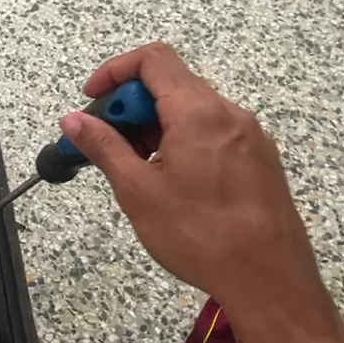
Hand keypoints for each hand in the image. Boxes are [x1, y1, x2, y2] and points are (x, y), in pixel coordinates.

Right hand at [60, 42, 326, 309]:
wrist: (270, 282)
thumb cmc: (199, 235)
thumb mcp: (137, 191)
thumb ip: (103, 147)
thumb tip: (73, 119)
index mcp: (198, 114)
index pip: (153, 60)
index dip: (114, 71)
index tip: (91, 101)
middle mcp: (229, 114)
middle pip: (170, 83)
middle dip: (128, 106)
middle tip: (105, 145)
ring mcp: (249, 136)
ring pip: (190, 109)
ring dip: (152, 125)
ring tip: (133, 169)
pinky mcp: (259, 159)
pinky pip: (211, 131)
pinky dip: (179, 139)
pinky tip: (168, 180)